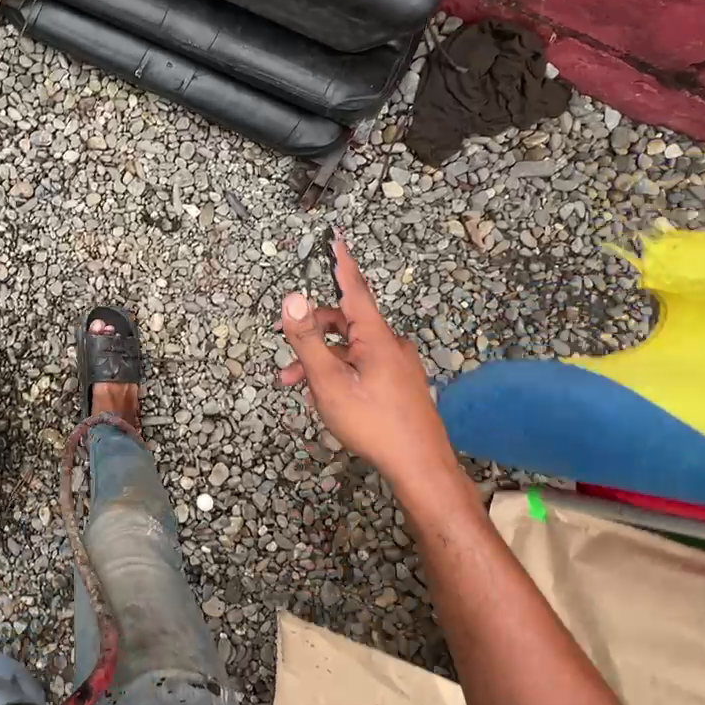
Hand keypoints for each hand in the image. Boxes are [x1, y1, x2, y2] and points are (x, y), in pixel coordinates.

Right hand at [276, 235, 468, 508]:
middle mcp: (390, 344)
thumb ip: (307, 339)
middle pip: (345, 321)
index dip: (342, 264)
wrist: (419, 465)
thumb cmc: (374, 423)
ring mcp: (397, 364)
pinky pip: (361, 363)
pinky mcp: (399, 382)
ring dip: (319, 357)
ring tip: (294, 383)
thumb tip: (291, 299)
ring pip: (350, 347)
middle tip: (284, 347)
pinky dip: (337, 370)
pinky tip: (324, 394)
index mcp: (375, 337)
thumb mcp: (329, 381)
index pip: (354, 289)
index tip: (336, 240)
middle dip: (311, 331)